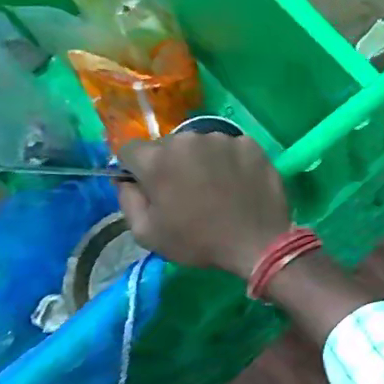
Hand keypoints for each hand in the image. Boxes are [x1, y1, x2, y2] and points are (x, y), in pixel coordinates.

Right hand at [115, 134, 292, 279]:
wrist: (258, 244)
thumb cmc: (200, 243)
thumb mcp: (148, 234)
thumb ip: (127, 201)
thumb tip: (124, 180)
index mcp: (156, 159)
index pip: (130, 151)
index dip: (136, 170)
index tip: (151, 189)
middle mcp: (187, 139)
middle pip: (167, 146)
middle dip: (171, 165)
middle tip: (188, 194)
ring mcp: (221, 139)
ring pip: (201, 145)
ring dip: (202, 162)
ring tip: (217, 190)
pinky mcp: (249, 144)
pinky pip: (231, 149)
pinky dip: (230, 162)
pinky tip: (238, 185)